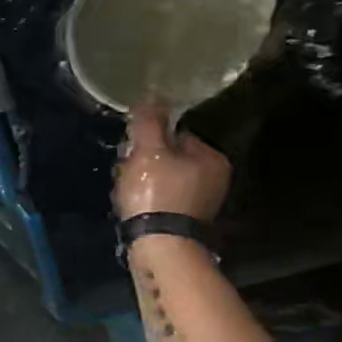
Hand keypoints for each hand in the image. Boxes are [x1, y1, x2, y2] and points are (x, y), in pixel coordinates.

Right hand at [114, 103, 230, 221]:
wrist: (159, 243)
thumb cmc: (155, 192)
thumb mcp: (148, 150)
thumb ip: (149, 123)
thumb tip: (151, 97)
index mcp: (212, 158)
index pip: (175, 135)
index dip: (147, 140)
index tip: (131, 151)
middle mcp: (214, 178)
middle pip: (168, 157)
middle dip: (144, 162)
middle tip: (127, 172)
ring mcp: (201, 201)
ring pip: (163, 178)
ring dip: (142, 181)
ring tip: (127, 191)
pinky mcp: (187, 219)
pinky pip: (163, 198)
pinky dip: (147, 199)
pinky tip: (134, 205)